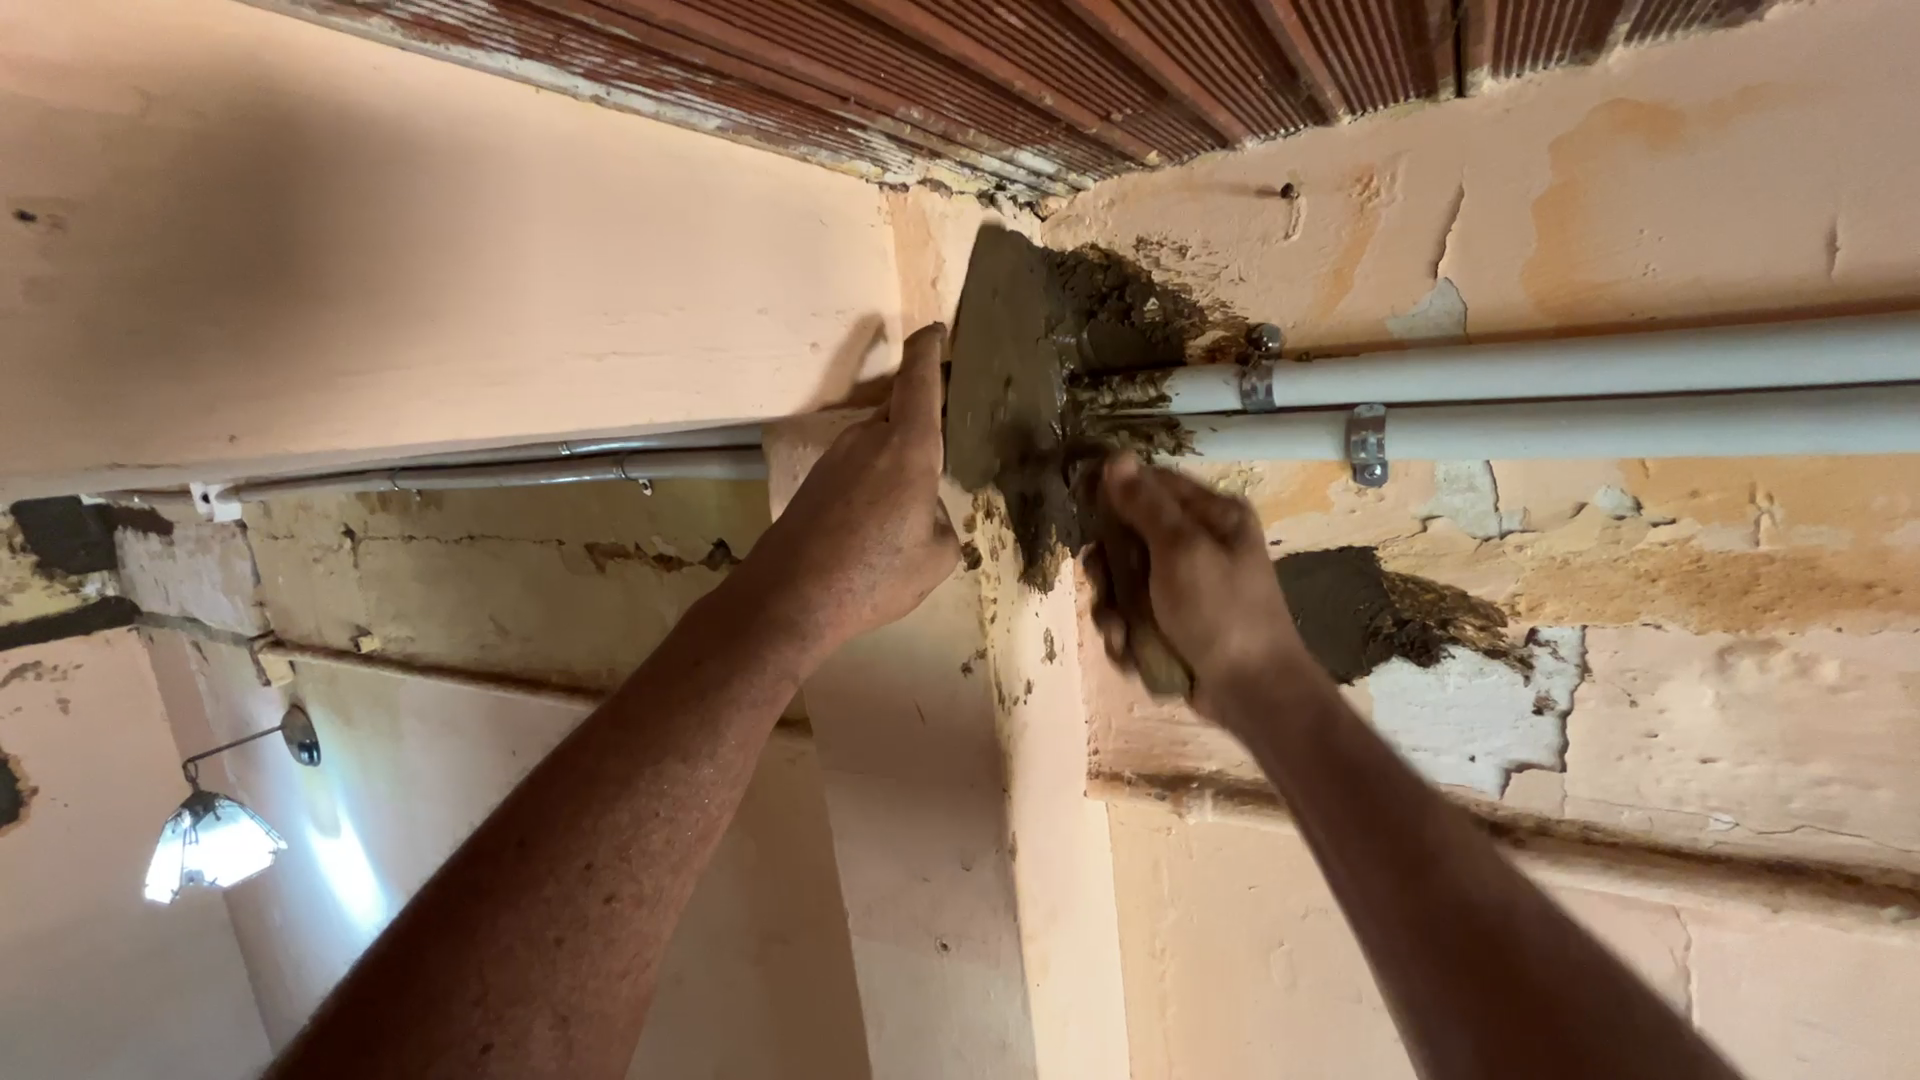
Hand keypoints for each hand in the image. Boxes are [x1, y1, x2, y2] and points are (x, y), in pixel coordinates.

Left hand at [738, 323, 960, 650]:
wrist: (789, 597)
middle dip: (922, 416)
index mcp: (906, 448)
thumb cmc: (874, 576)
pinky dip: (876, 477)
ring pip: (877, 440)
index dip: (929, 350)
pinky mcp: (816, 481)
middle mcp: (867, 439)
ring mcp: (835, 457)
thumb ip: (942, 521)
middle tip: (946, 437)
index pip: (920, 381)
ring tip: (914, 498)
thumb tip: (925, 510)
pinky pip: (858, 464)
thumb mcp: (937, 556)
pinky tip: (880, 520)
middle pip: (900, 410)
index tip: (936, 331)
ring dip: (897, 455)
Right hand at [1100, 455, 1312, 717]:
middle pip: (1128, 537)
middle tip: (1102, 582)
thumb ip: (1144, 505)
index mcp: (1212, 516)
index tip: (1079, 505)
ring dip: (1113, 609)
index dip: (1112, 492)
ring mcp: (1184, 589)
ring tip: (1121, 633)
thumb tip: (1116, 457)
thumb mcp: (1181, 549)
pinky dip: (1127, 636)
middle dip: (1109, 566)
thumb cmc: (1220, 611)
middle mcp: (1198, 545)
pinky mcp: (1173, 624)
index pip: (1152, 484)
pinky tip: (1130, 653)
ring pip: (1124, 583)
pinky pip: (1133, 618)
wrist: (1252, 691)